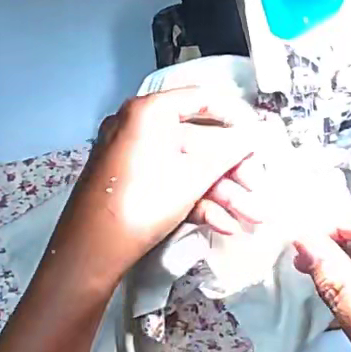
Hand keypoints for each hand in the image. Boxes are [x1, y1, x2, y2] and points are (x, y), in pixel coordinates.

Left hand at [46, 87, 259, 284]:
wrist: (92, 251)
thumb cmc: (140, 203)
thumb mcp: (192, 176)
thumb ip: (228, 151)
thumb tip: (255, 135)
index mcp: (148, 112)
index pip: (201, 100)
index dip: (236, 117)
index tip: (258, 136)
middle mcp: (138, 128)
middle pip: (198, 141)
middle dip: (234, 171)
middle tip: (257, 188)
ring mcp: (134, 157)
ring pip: (188, 168)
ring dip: (223, 193)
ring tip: (252, 217)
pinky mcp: (132, 184)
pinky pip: (170, 184)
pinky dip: (197, 202)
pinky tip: (224, 224)